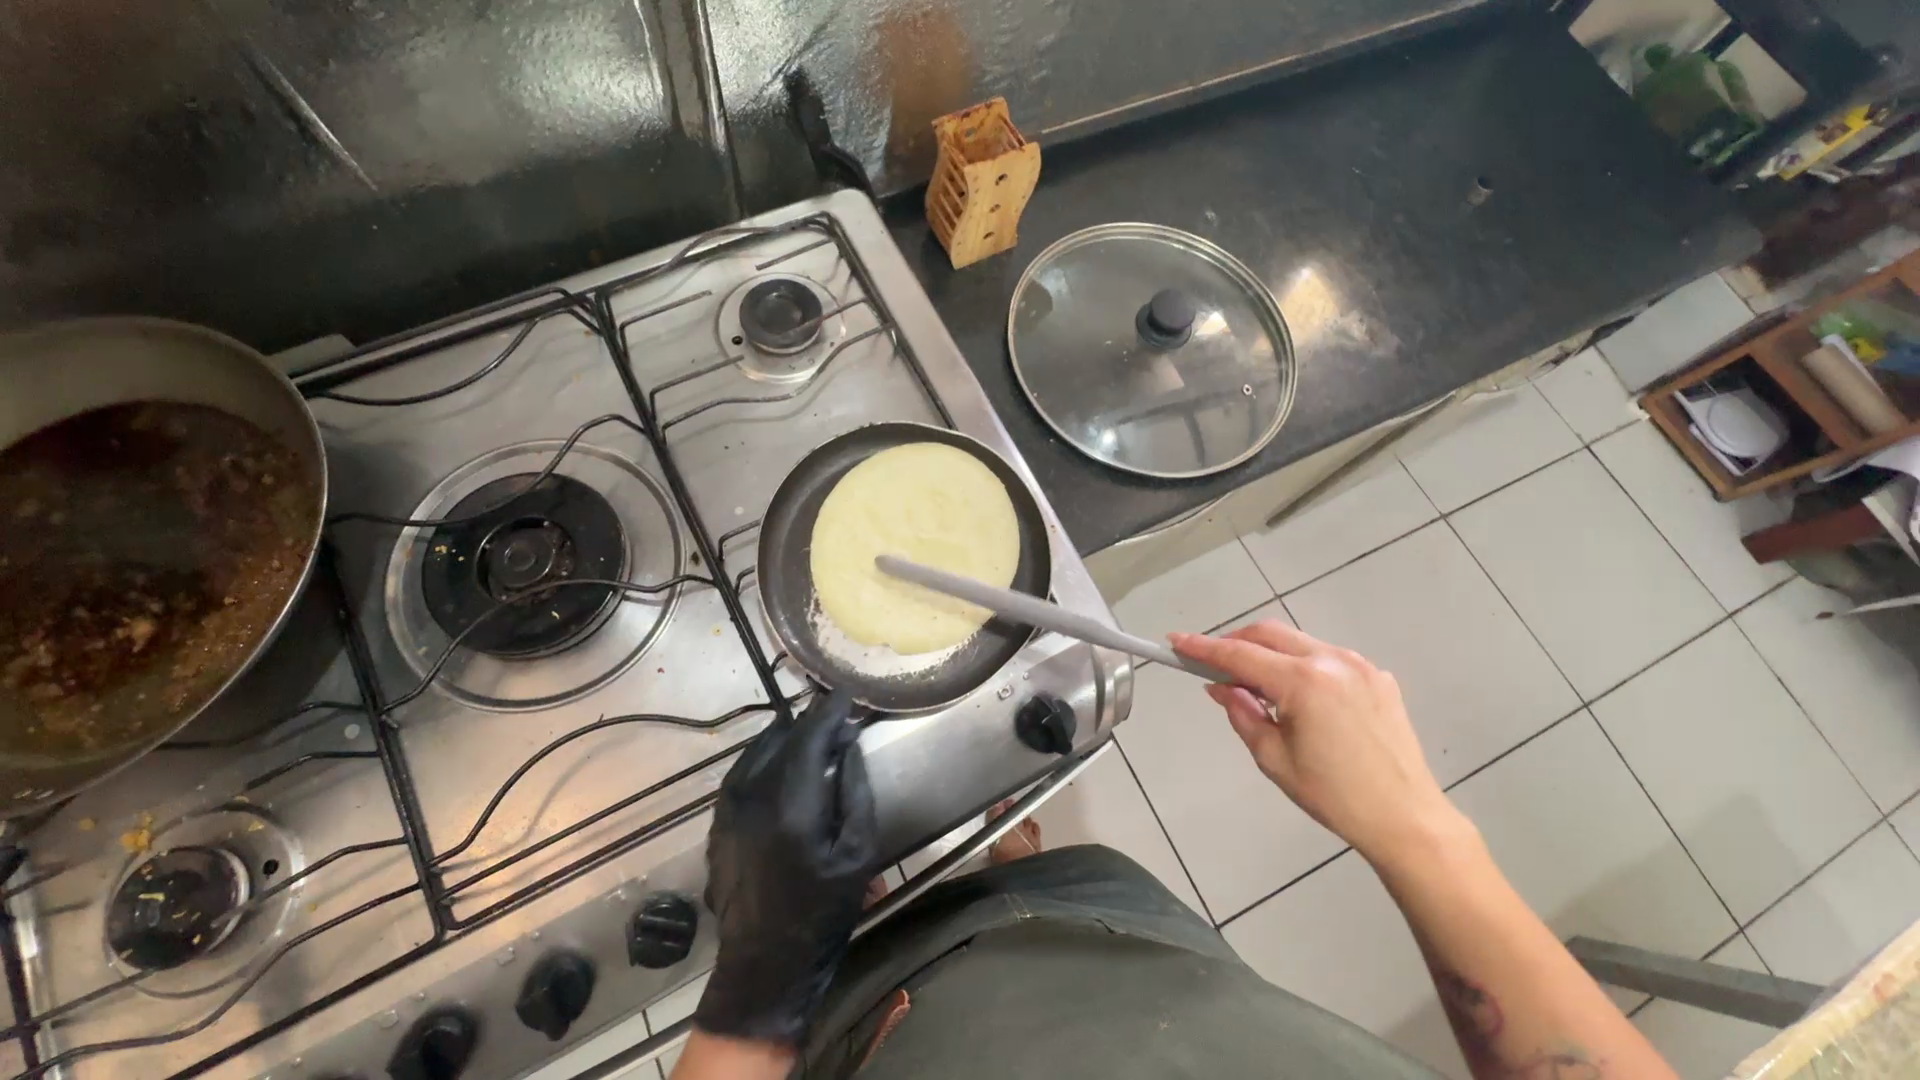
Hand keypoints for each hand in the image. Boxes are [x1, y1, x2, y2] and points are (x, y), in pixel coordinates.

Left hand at [696, 689, 877, 1044]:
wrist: (766, 966)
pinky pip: (739, 775)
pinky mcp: (717, 826)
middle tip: (834, 713)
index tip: (847, 694)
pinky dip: (762, 758)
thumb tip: (847, 746)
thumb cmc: (823, 913)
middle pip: (780, 740)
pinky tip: (779, 761)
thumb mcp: (857, 852)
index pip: (809, 737)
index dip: (829, 711)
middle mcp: (751, 799)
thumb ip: (853, 791)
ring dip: (783, 736)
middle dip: (809, 721)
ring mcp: (726, 812)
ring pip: (754, 754)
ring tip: (809, 729)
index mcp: (790, 805)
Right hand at [1170, 621, 1470, 866]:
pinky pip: (1326, 657)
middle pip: (1269, 634)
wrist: (1406, 817)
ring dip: (1269, 653)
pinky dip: (1300, 665)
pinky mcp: (1377, 677)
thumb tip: (1221, 687)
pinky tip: (1297, 697)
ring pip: (1298, 641)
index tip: (1176, 641)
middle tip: (1213, 666)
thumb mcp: (1273, 758)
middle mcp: (1332, 661)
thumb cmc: (1333, 795)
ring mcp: (1359, 665)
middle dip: (1236, 642)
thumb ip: (1243, 713)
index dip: (1203, 648)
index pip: (1240, 655)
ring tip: (1255, 686)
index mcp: (1304, 682)